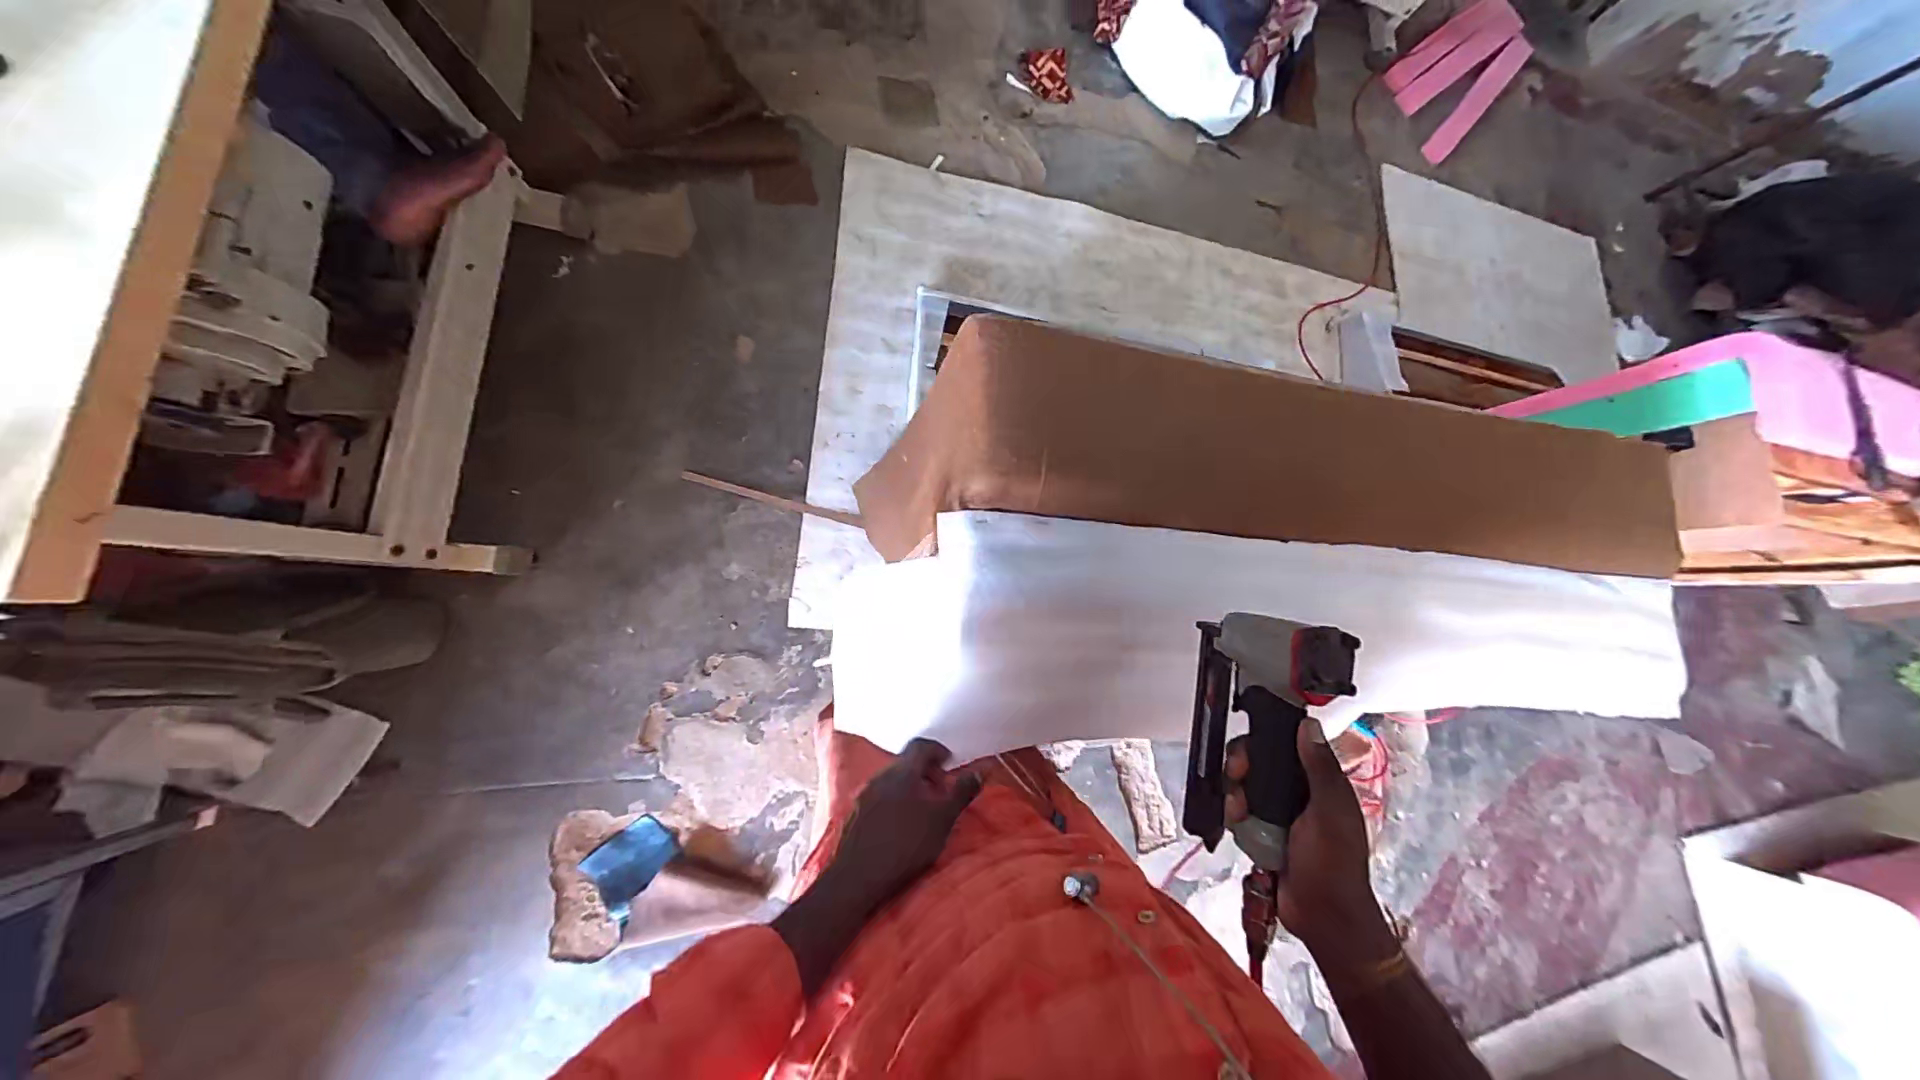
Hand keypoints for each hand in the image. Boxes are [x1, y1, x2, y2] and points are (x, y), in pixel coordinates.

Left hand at [827, 738, 983, 909]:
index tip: (949, 761)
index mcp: (902, 772)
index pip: (920, 746)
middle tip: (940, 788)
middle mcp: (880, 777)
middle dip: (925, 771)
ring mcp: (864, 795)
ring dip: (909, 786)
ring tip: (923, 808)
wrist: (858, 876)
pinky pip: (879, 796)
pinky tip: (900, 823)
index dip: (937, 749)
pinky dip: (894, 800)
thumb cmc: (906, 844)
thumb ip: (961, 793)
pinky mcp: (854, 814)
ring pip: (891, 780)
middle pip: (905, 763)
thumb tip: (979, 772)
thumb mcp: (942, 819)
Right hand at [1225, 722, 1385, 950]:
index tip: (1250, 751)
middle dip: (1241, 768)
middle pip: (1256, 762)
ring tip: (1240, 812)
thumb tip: (1308, 723)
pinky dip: (1233, 815)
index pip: (1283, 744)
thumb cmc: (1332, 862)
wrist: (1320, 915)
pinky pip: (1237, 811)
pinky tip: (1238, 824)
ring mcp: (1275, 812)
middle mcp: (1295, 791)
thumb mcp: (1331, 811)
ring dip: (1235, 794)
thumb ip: (1319, 767)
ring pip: (1242, 785)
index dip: (1262, 741)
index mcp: (1317, 781)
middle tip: (1237, 779)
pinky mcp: (1259, 830)